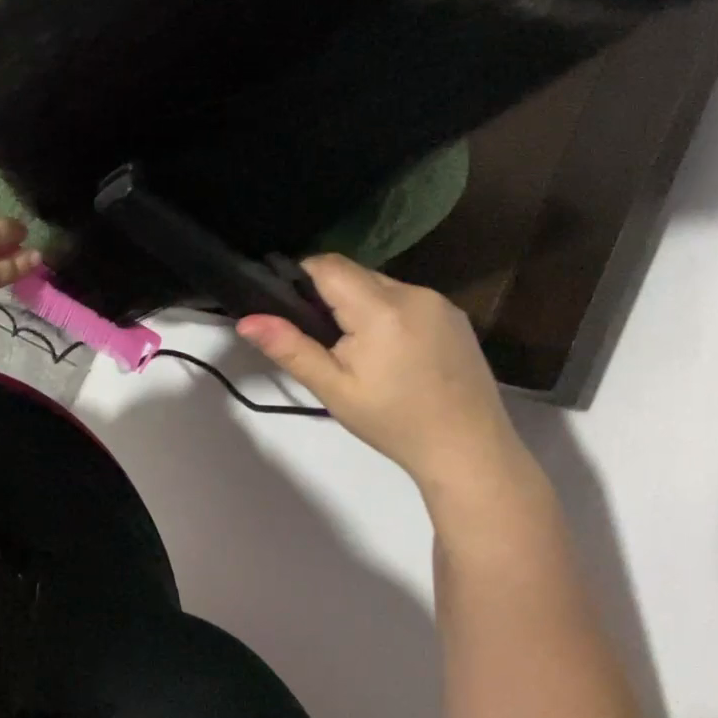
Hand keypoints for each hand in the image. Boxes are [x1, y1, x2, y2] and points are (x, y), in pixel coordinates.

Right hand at [235, 255, 524, 491]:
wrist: (471, 452)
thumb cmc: (394, 422)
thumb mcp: (332, 389)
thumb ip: (289, 348)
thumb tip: (246, 321)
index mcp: (381, 309)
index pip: (326, 265)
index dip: (300, 278)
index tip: (290, 312)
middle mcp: (413, 293)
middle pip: (353, 273)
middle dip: (329, 296)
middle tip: (322, 341)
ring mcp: (439, 303)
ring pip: (379, 284)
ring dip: (358, 304)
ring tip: (357, 351)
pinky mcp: (455, 316)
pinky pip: (405, 298)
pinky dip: (386, 313)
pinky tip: (391, 353)